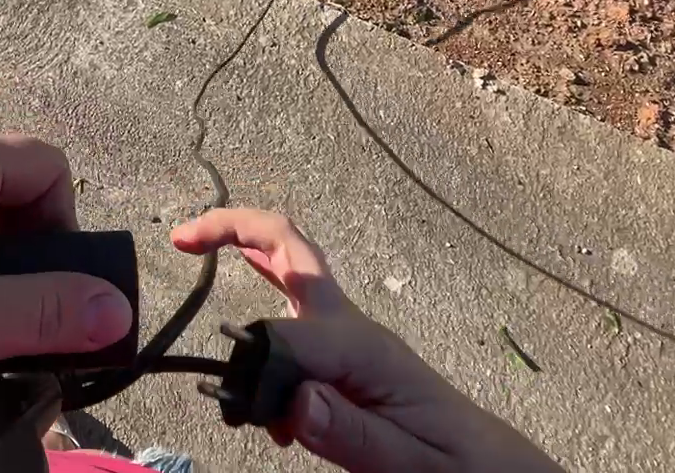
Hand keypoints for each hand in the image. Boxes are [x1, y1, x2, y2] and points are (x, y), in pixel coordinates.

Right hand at [173, 209, 561, 472]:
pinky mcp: (339, 346)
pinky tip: (244, 314)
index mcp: (360, 344)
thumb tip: (294, 399)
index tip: (240, 411)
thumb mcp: (410, 464)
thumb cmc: (456, 466)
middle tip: (182, 239)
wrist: (492, 469)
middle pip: (287, 243)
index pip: (285, 338)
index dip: (254, 370)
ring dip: (241, 242)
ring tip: (193, 246)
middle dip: (232, 226)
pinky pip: (289, 299)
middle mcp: (346, 321)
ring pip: (286, 261)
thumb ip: (352, 432)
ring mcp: (342, 328)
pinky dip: (257, 286)